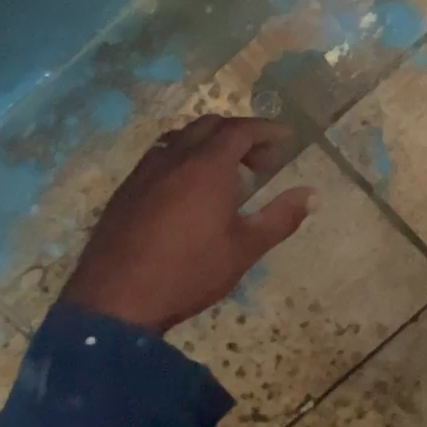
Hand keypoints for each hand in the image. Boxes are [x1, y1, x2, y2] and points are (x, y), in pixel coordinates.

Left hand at [62, 115, 315, 332]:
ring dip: (210, 142)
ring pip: (182, 137)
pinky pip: (161, 155)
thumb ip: (280, 217)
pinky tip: (190, 189)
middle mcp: (175, 157)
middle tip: (261, 159)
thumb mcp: (244, 249)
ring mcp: (146, 171)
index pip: (241, 130)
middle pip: (211, 126)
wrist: (114, 300)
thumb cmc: (188, 272)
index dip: (267, 129)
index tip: (287, 138)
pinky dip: (185, 156)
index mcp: (208, 166)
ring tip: (227, 171)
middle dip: (241, 134)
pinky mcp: (126, 189)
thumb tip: (312, 194)